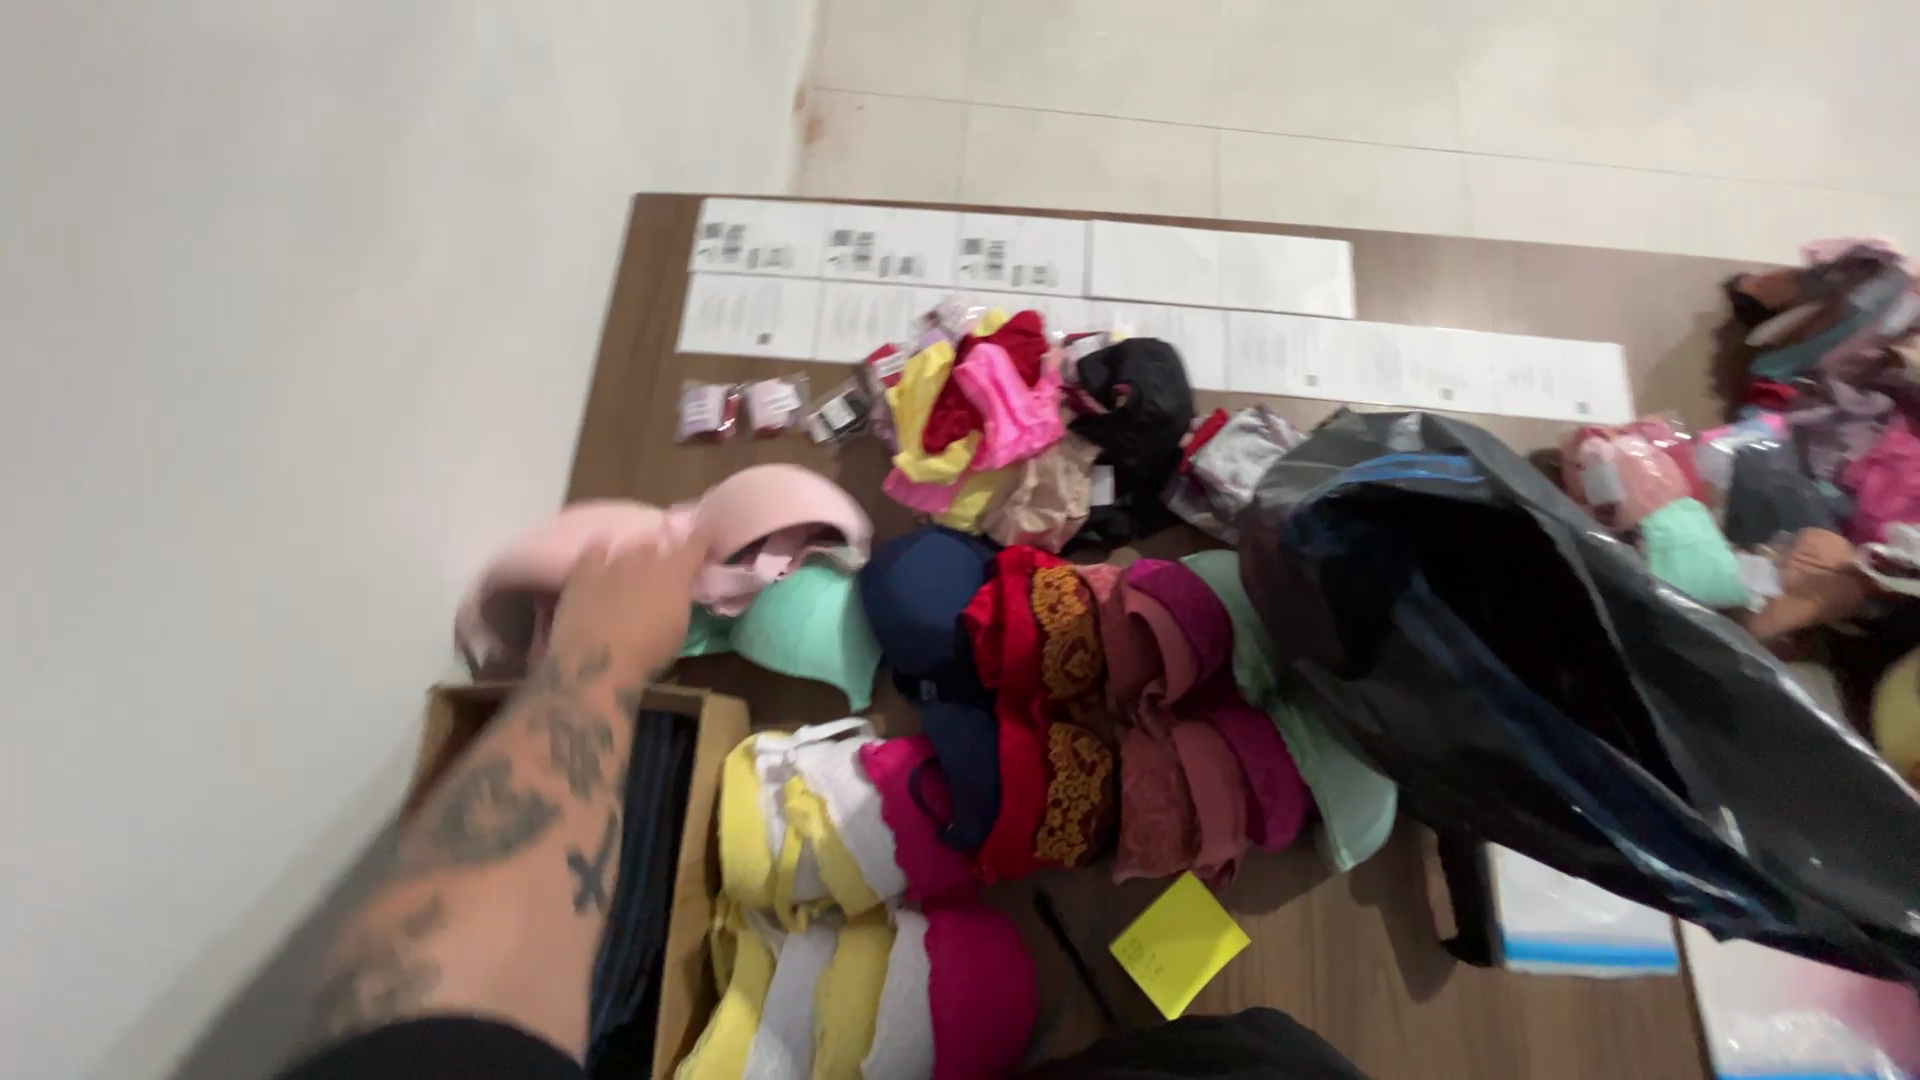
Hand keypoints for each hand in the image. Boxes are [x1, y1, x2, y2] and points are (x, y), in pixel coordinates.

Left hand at [545, 523, 709, 684]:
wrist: (597, 662)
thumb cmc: (648, 653)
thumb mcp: (679, 627)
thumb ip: (681, 599)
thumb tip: (681, 589)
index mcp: (676, 573)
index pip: (696, 542)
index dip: (703, 536)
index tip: (708, 535)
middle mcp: (646, 559)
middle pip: (658, 544)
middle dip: (662, 553)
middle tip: (662, 568)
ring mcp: (612, 562)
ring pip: (628, 546)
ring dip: (634, 555)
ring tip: (632, 566)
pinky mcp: (582, 571)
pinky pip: (594, 549)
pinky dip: (601, 551)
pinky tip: (603, 553)